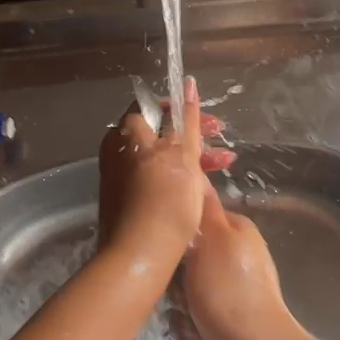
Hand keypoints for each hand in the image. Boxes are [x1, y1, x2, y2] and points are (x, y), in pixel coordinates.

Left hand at [98, 77, 213, 270]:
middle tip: (222, 148)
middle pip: (158, 133)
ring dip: (191, 158)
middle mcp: (117, 150)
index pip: (152, 106)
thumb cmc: (165, 201)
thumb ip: (187, 120)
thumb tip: (187, 82)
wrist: (138, 258)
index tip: (210, 124)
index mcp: (126, 134)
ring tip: (223, 169)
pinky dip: (176, 176)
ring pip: (159, 157)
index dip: (183, 110)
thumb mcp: (184, 156)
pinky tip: (198, 188)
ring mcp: (118, 176)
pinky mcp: (124, 200)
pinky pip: (152, 177)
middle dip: (194, 137)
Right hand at [180, 188, 297, 339]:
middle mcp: (236, 260)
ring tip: (178, 316)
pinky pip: (192, 320)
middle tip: (170, 285)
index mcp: (238, 232)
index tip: (163, 240)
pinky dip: (186, 331)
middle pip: (189, 258)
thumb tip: (198, 174)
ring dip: (177, 307)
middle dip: (174, 275)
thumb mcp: (214, 235)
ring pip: (186, 291)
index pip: (200, 217)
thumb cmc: (227, 285)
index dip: (179, 227)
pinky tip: (184, 338)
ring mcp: (230, 294)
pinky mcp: (222, 324)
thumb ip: (204, 207)